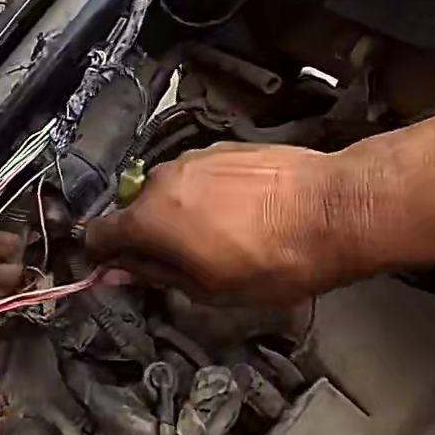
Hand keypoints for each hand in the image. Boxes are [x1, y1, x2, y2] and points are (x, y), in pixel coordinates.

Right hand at [82, 142, 381, 306]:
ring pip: (166, 190)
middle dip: (148, 233)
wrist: (335, 207)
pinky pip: (195, 173)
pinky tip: (240, 209)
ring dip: (177, 211)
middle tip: (184, 258)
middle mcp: (160, 180)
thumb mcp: (210, 288)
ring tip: (220, 232)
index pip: (99, 232)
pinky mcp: (220, 146)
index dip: (103, 253)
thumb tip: (118, 271)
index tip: (119, 266)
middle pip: (134, 210)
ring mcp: (190, 158)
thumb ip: (154, 275)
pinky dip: (203, 192)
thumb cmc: (273, 260)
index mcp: (148, 218)